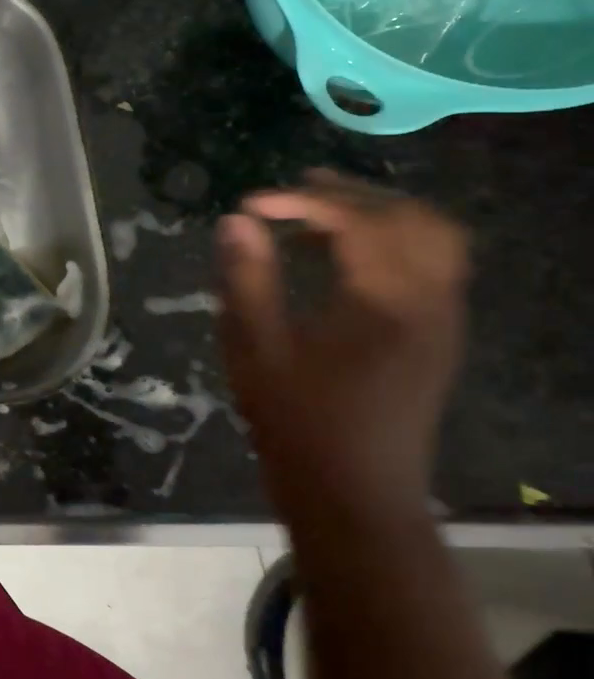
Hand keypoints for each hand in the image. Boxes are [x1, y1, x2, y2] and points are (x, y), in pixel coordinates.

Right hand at [215, 169, 468, 518]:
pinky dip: (392, 242)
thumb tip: (236, 221)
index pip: (360, 222)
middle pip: (415, 220)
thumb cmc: (295, 418)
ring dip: (381, 215)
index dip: (304, 200)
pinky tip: (340, 254)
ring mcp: (443, 320)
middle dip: (354, 195)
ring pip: (436, 240)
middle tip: (293, 189)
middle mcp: (431, 302)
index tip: (250, 203)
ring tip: (318, 213)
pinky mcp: (437, 336)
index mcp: (386, 302)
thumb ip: (247, 278)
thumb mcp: (254, 347)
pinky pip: (432, 266)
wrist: (353, 488)